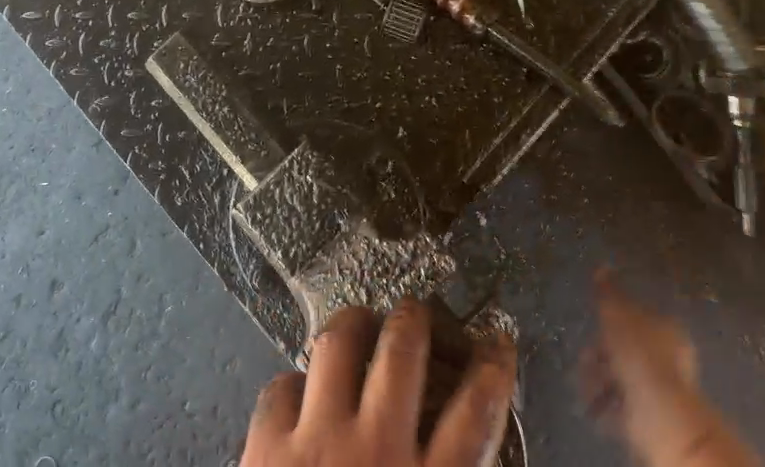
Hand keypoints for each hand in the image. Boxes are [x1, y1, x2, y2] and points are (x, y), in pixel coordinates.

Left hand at [240, 299, 517, 466]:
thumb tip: (467, 453)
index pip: (478, 407)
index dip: (495, 364)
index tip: (499, 340)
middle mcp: (378, 446)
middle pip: (403, 352)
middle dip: (414, 319)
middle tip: (415, 312)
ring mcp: (318, 439)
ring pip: (337, 346)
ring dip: (352, 324)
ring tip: (358, 322)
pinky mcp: (266, 447)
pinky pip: (279, 386)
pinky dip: (292, 383)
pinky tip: (299, 391)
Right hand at [582, 271, 757, 466]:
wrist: (657, 412)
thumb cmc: (638, 355)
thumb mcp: (618, 315)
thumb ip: (609, 293)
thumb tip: (602, 267)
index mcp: (667, 330)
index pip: (635, 318)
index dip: (610, 324)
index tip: (593, 331)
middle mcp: (668, 357)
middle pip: (625, 349)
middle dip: (599, 356)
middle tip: (585, 362)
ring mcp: (660, 387)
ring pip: (619, 377)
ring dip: (597, 382)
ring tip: (587, 389)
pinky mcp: (650, 412)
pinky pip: (621, 402)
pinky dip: (605, 404)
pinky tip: (595, 407)